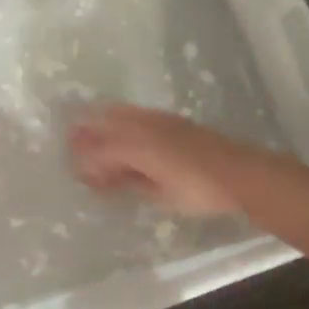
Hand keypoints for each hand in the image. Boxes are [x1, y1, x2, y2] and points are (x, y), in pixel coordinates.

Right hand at [67, 104, 266, 214]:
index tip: (76, 173)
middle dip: (85, 134)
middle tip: (69, 143)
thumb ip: (130, 184)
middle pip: (104, 125)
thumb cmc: (198, 191)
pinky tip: (120, 129)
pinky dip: (120, 119)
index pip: (99, 150)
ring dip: (101, 122)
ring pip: (119, 114)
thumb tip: (107, 180)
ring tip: (88, 131)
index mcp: (136, 147)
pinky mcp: (170, 119)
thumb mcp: (160, 195)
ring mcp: (157, 119)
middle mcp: (142, 127)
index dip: (84, 161)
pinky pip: (135, 113)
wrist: (239, 172)